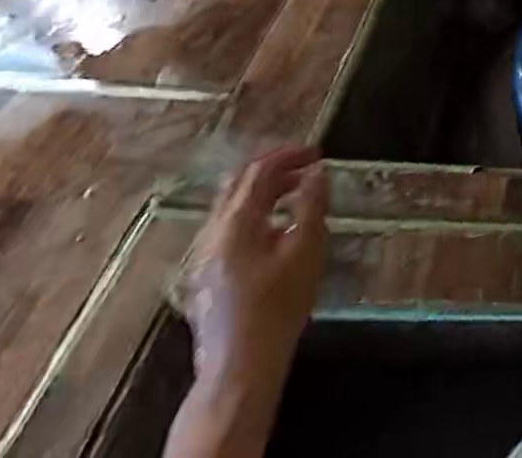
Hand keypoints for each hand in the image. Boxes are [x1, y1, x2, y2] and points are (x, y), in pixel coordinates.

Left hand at [180, 145, 327, 383]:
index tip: (317, 152)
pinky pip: (229, 227)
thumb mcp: (306, 250)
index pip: (258, 171)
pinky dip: (255, 212)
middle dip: (273, 168)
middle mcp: (212, 233)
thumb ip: (312, 205)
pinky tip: (277, 227)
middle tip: (306, 165)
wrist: (240, 369)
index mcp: (235, 223)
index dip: (288, 155)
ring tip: (297, 190)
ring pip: (231, 206)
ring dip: (264, 190)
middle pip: (238, 184)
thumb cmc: (278, 307)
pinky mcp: (206, 274)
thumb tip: (316, 172)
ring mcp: (204, 255)